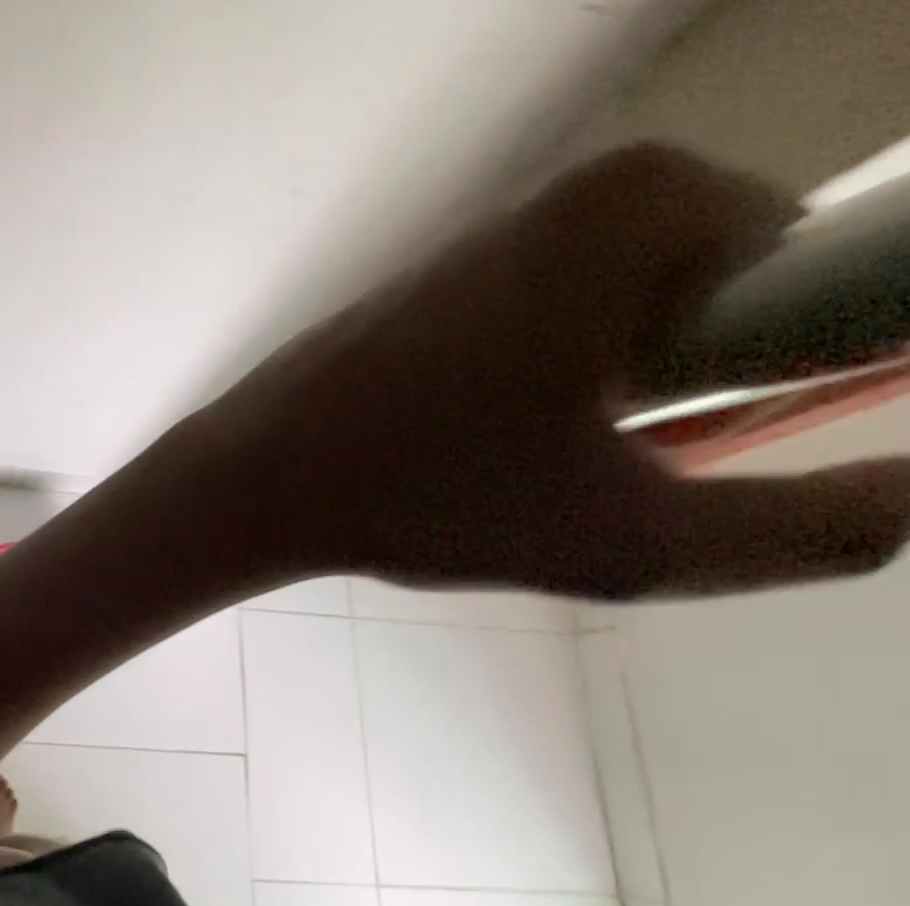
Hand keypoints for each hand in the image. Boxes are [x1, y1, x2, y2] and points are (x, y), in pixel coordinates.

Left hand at [177, 144, 909, 598]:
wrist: (254, 479)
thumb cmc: (425, 497)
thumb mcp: (635, 539)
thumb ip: (809, 528)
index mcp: (651, 205)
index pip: (825, 273)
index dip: (803, 367)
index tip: (710, 441)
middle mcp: (578, 193)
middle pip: (728, 300)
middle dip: (696, 391)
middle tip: (606, 466)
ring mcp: (502, 233)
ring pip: (641, 318)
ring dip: (623, 397)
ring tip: (534, 457)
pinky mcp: (449, 280)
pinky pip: (563, 322)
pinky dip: (560, 383)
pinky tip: (491, 438)